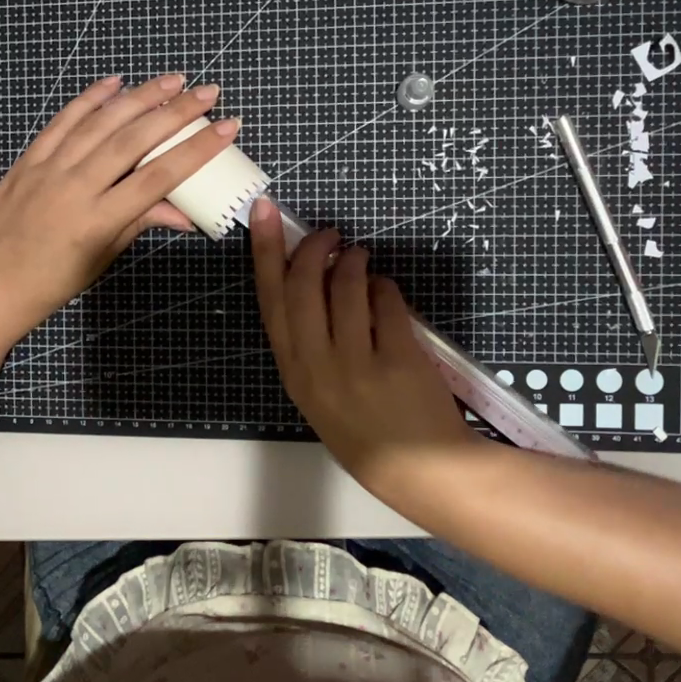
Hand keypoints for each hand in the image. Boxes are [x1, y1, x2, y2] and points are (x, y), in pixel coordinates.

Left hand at [0, 74, 237, 350]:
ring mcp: (47, 169)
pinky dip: (88, 99)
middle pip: (133, 139)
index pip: (159, 176)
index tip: (227, 126)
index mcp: (97, 220)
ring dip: (139, 97)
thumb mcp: (99, 260)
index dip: (197, 149)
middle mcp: (74, 187)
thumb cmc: (46, 286)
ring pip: (99, 122)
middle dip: (175, 112)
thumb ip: (138, 225)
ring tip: (172, 80)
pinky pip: (61, 122)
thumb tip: (183, 214)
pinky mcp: (26, 160)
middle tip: (208, 91)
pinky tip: (113, 83)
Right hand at [249, 197, 479, 500]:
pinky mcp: (397, 358)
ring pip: (345, 286)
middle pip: (302, 286)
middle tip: (327, 233)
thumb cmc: (363, 430)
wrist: (416, 468)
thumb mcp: (318, 392)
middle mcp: (317, 364)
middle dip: (311, 247)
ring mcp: (357, 362)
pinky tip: (385, 289)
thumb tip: (314, 280)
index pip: (271, 300)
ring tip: (360, 257)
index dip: (265, 252)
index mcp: (293, 370)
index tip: (263, 213)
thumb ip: (309, 343)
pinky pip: (385, 302)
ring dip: (352, 261)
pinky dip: (384, 286)